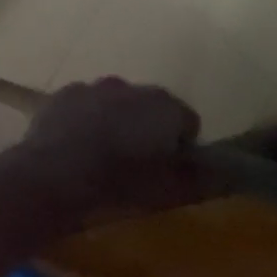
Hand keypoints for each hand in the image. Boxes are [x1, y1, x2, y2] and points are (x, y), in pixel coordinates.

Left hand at [19, 76, 204, 216]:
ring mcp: (89, 87)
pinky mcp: (58, 95)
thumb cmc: (121, 182)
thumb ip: (202, 177)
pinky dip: (83, 119)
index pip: (186, 121)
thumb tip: (222, 172)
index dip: (181, 145)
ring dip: (113, 120)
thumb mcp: (173, 189)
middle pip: (147, 107)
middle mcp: (127, 86)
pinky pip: (82, 106)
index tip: (170, 167)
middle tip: (137, 161)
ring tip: (103, 153)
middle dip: (146, 128)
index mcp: (164, 104)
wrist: (54, 174)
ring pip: (112, 103)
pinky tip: (76, 144)